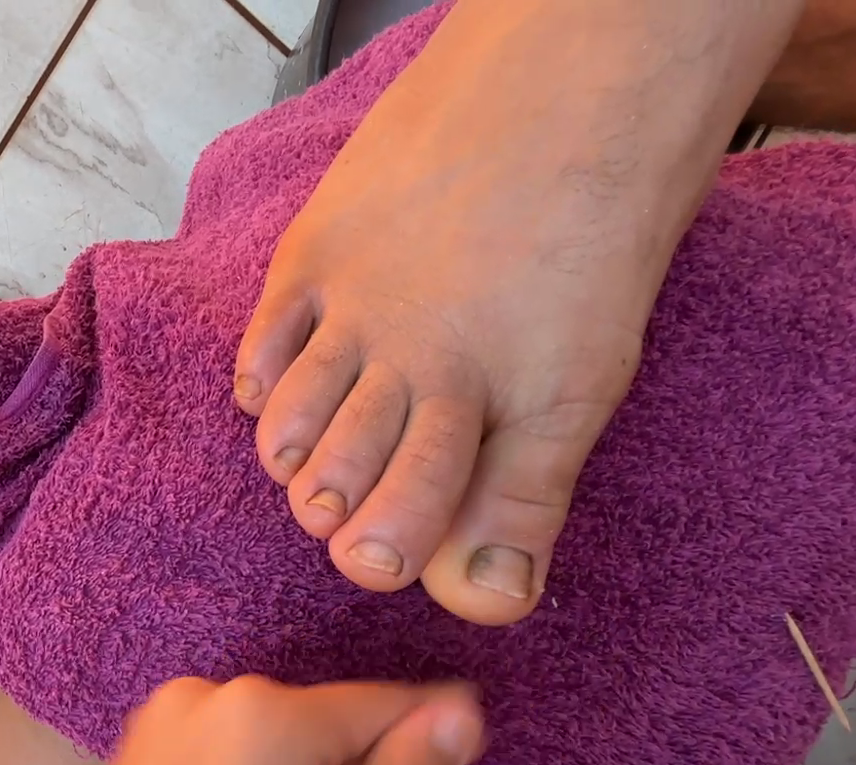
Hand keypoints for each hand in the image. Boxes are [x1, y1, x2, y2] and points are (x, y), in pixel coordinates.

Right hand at [236, 0, 800, 624]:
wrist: (577, 69)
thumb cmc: (596, 227)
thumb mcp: (588, 375)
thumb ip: (527, 491)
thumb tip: (490, 604)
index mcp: (489, 392)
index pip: (417, 510)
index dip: (392, 552)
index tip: (380, 565)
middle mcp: (408, 353)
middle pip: (337, 473)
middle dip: (333, 513)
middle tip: (333, 520)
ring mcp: (351, 299)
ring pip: (289, 418)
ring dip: (292, 461)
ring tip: (303, 471)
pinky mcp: (313, 250)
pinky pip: (261, 343)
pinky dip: (259, 386)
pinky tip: (273, 397)